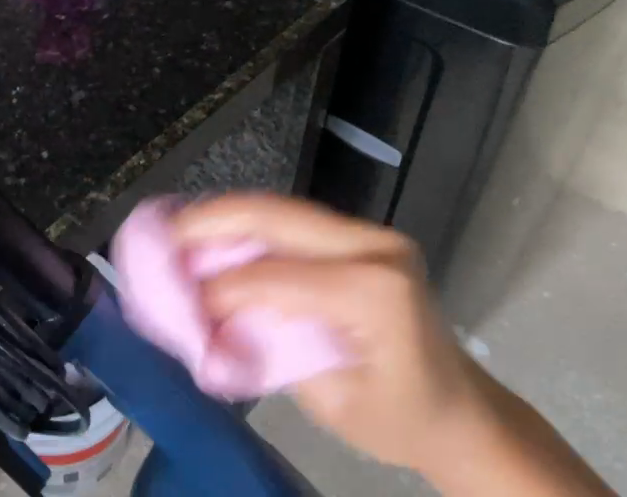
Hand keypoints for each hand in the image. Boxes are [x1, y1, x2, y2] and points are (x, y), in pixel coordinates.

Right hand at [174, 195, 613, 495]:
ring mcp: (370, 235)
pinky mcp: (360, 236)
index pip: (275, 277)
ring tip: (180, 230)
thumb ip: (267, 351)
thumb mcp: (331, 399)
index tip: (178, 305)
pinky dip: (248, 226)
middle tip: (162, 233)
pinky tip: (217, 236)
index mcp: (375, 292)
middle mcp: (374, 247)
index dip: (218, 289)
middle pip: (275, 215)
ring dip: (224, 217)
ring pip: (279, 208)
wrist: (464, 413)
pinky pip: (291, 221)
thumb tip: (204, 326)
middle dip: (210, 220)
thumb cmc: (403, 418)